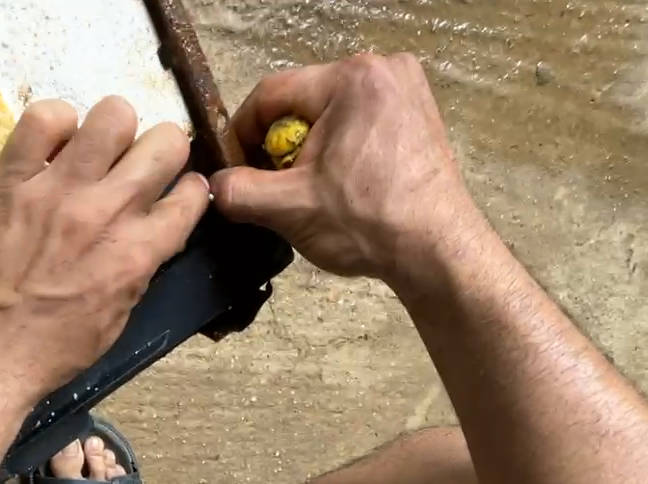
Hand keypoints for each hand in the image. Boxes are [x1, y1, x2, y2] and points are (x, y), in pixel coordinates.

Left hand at [0, 97, 209, 408]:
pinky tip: (49, 149)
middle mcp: (106, 212)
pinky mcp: (10, 177)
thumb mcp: (115, 320)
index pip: (192, 194)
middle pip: (164, 141)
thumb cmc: (52, 350)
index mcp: (137, 252)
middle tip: (136, 168)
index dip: (188, 191)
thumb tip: (152, 232)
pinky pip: (44, 116)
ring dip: (111, 132)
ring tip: (91, 155)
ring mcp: (56, 189)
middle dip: (160, 152)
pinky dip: (54, 124)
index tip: (174, 194)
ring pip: (112, 114)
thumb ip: (139, 268)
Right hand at [210, 54, 490, 295]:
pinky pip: (357, 124)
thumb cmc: (368, 224)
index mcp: (350, 79)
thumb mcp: (288, 208)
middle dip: (280, 147)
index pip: (270, 94)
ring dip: (308, 152)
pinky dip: (338, 152)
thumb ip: (238, 191)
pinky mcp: (415, 114)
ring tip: (311, 193)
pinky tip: (341, 187)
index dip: (241, 134)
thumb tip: (214, 185)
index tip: (235, 170)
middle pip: (301, 103)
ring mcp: (405, 89)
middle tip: (277, 190)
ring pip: (328, 115)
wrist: (433, 249)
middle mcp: (382, 70)